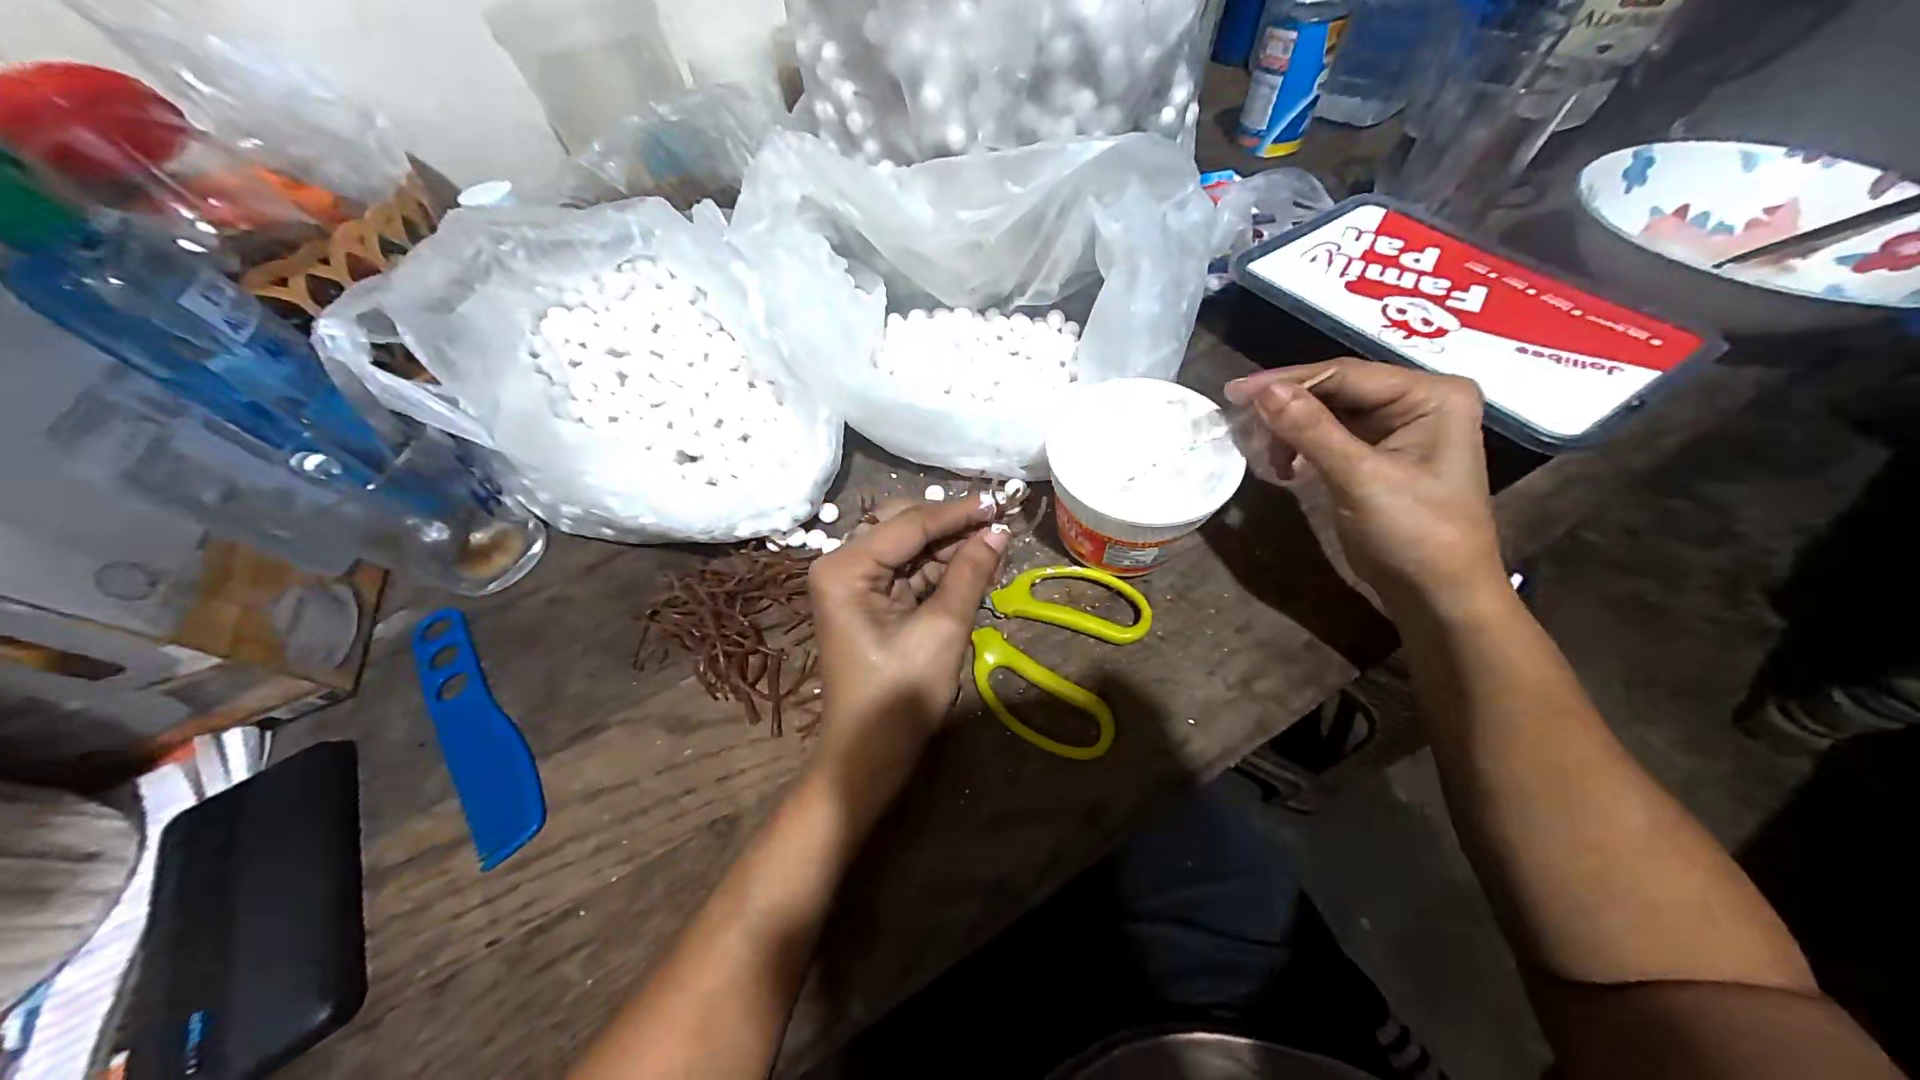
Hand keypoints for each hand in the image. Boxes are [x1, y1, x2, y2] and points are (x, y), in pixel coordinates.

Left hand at [805, 493, 1010, 815]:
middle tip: (997, 523)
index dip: (957, 513)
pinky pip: (907, 572)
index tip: (1000, 502)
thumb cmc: (900, 695)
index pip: (909, 525)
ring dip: (948, 546)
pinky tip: (973, 565)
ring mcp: (853, 584)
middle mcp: (841, 566)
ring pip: (907, 548)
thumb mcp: (942, 630)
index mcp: (845, 568)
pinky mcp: (868, 602)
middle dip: (951, 526)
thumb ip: (969, 573)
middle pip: (903, 527)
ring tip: (994, 544)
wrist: (868, 754)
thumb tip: (999, 532)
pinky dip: (939, 569)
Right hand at [1225, 359, 1507, 617]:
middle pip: (1335, 390)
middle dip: (1286, 408)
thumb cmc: (1414, 534)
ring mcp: (1397, 430)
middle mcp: (1417, 403)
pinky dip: (1300, 448)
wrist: (1437, 596)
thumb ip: (1310, 430)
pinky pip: (1328, 438)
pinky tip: (1283, 467)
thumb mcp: (1360, 478)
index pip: (1346, 374)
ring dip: (1289, 431)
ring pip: (1326, 414)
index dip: (1287, 382)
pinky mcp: (1376, 457)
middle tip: (1238, 419)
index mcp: (1431, 395)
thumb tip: (1260, 391)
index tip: (1236, 392)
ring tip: (1263, 454)